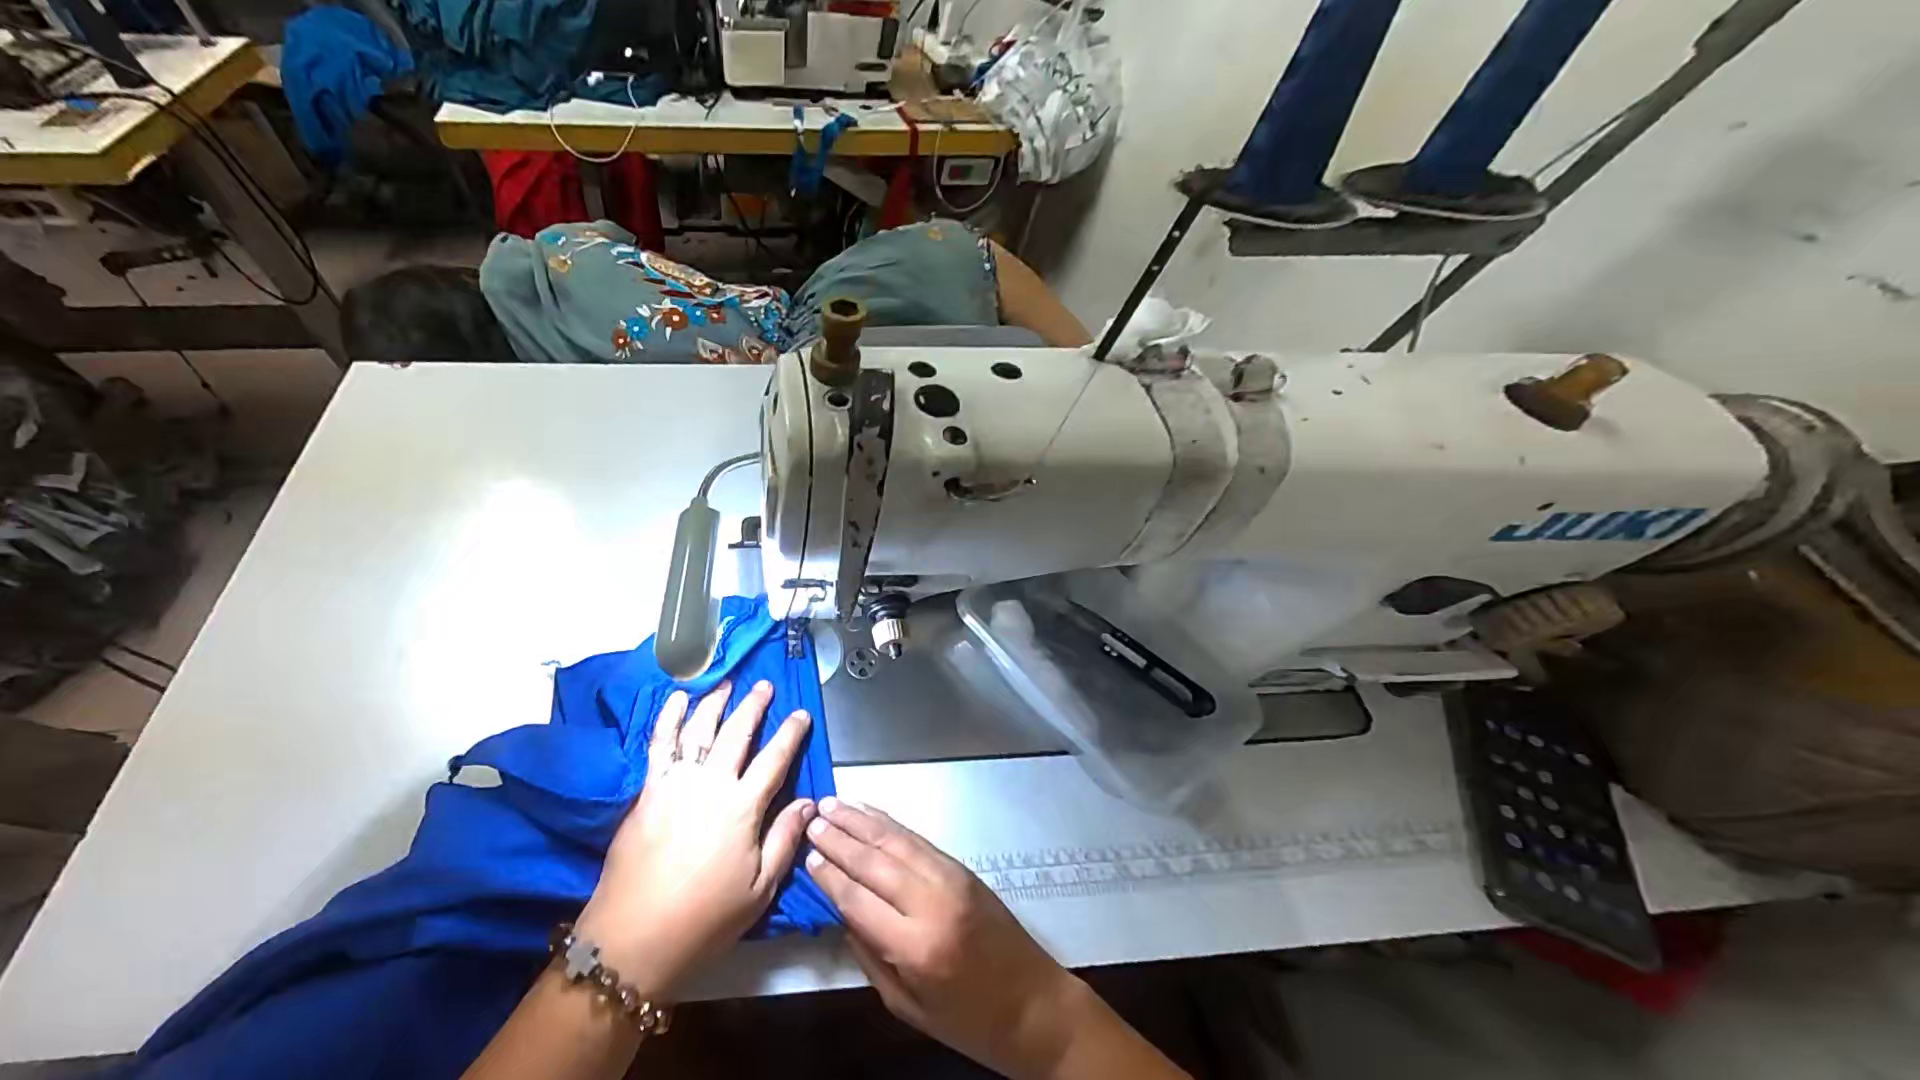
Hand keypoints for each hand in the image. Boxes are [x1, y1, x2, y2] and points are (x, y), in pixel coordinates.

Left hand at [574, 680, 814, 997]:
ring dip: (714, 703)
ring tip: (726, 684)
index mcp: (743, 808)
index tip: (801, 713)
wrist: (633, 939)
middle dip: (754, 706)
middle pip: (737, 734)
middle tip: (765, 686)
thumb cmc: (704, 918)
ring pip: (699, 731)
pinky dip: (668, 719)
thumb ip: (785, 839)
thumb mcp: (760, 888)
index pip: (774, 760)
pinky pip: (659, 746)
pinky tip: (676, 700)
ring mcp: (675, 785)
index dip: (790, 734)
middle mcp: (711, 785)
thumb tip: (809, 802)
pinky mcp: (647, 792)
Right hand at [803, 798, 1089, 1079]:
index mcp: (916, 946)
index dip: (830, 876)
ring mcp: (952, 879)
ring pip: (898, 842)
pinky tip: (871, 815)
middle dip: (840, 839)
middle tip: (811, 819)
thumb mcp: (906, 1005)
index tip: (806, 855)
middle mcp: (933, 902)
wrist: (1033, 1002)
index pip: (859, 900)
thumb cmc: (967, 1019)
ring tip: (832, 805)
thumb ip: (870, 956)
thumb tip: (841, 912)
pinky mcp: (963, 869)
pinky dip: (892, 825)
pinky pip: (920, 841)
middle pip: (876, 862)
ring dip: (862, 821)